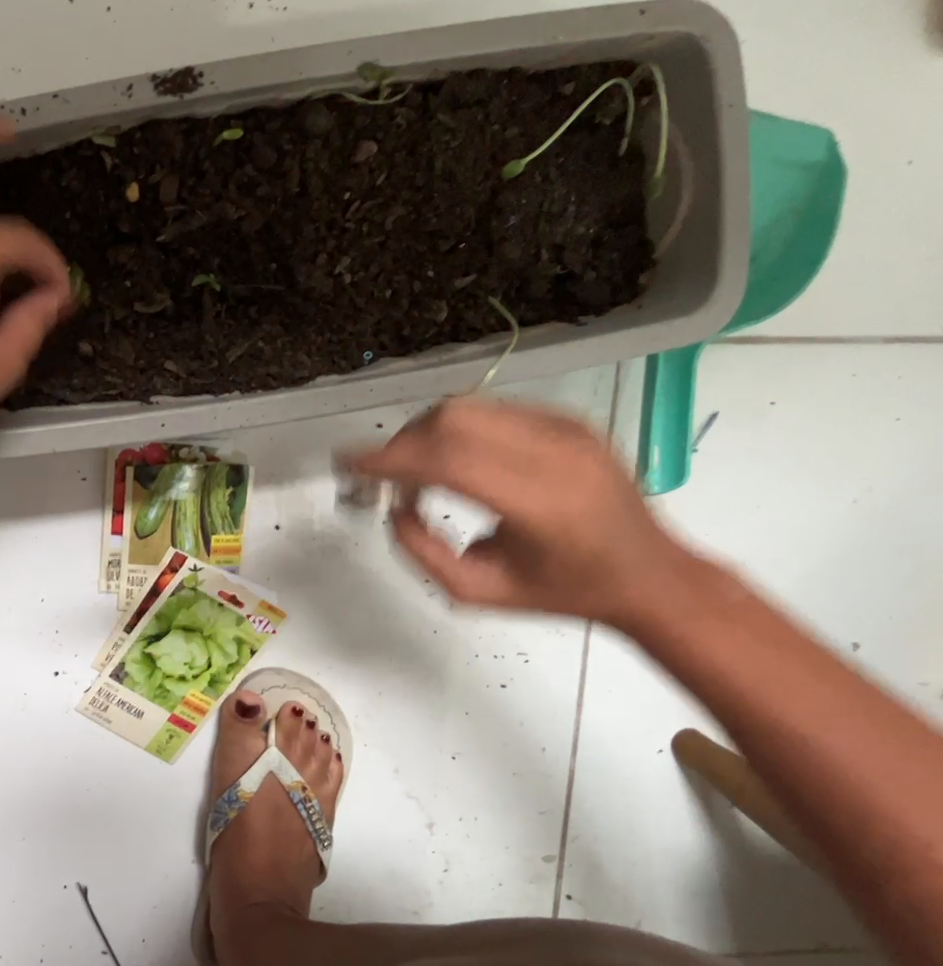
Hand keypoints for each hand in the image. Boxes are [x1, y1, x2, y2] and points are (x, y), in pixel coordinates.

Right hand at [343, 397, 697, 624]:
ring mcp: (566, 431)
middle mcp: (555, 455)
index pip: (446, 461)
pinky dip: (456, 429)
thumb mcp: (479, 593)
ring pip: (467, 407)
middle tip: (382, 472)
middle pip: (451, 421)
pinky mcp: (569, 420)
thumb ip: (421, 552)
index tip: (350, 466)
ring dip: (425, 432)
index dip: (389, 460)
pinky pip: (492, 410)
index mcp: (540, 504)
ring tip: (415, 465)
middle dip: (401, 443)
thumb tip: (393, 507)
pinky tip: (454, 458)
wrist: (651, 575)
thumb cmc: (564, 591)